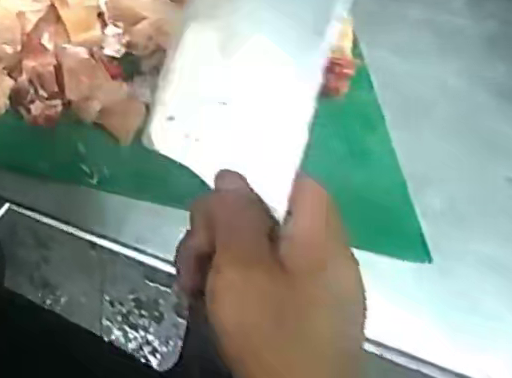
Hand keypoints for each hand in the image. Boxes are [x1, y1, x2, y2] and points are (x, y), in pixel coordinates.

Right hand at [174, 171, 364, 377]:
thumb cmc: (272, 335)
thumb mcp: (242, 266)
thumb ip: (235, 213)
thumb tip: (232, 178)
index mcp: (322, 243)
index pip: (299, 184)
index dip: (260, 176)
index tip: (221, 194)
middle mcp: (323, 262)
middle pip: (266, 215)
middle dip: (219, 225)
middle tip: (194, 251)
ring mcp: (311, 293)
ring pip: (254, 247)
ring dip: (214, 255)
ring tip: (188, 283)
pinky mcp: (295, 318)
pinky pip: (259, 279)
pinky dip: (228, 281)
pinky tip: (201, 298)